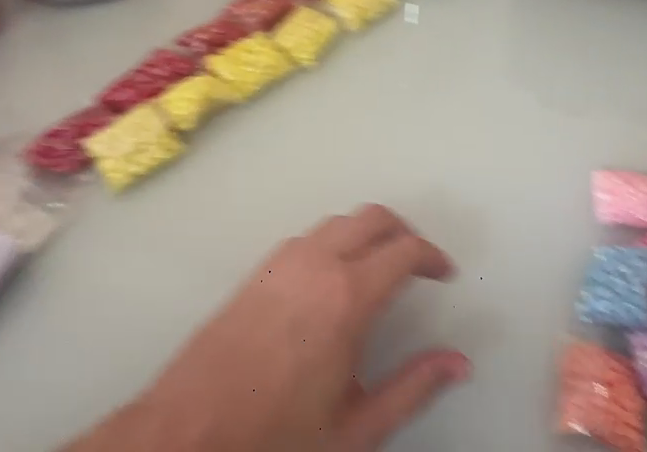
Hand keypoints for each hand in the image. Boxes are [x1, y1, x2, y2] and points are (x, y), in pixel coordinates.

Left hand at [69, 205, 469, 451]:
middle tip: (417, 262)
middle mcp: (316, 264)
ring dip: (366, 233)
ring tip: (379, 267)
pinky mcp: (256, 272)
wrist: (188, 434)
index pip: (405, 250)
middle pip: (373, 217)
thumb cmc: (276, 432)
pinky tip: (332, 278)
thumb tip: (458, 363)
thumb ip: (413, 388)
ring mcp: (282, 263)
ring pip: (337, 222)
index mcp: (347, 295)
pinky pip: (306, 237)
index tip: (443, 274)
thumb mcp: (356, 426)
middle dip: (404, 231)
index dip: (432, 257)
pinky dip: (333, 241)